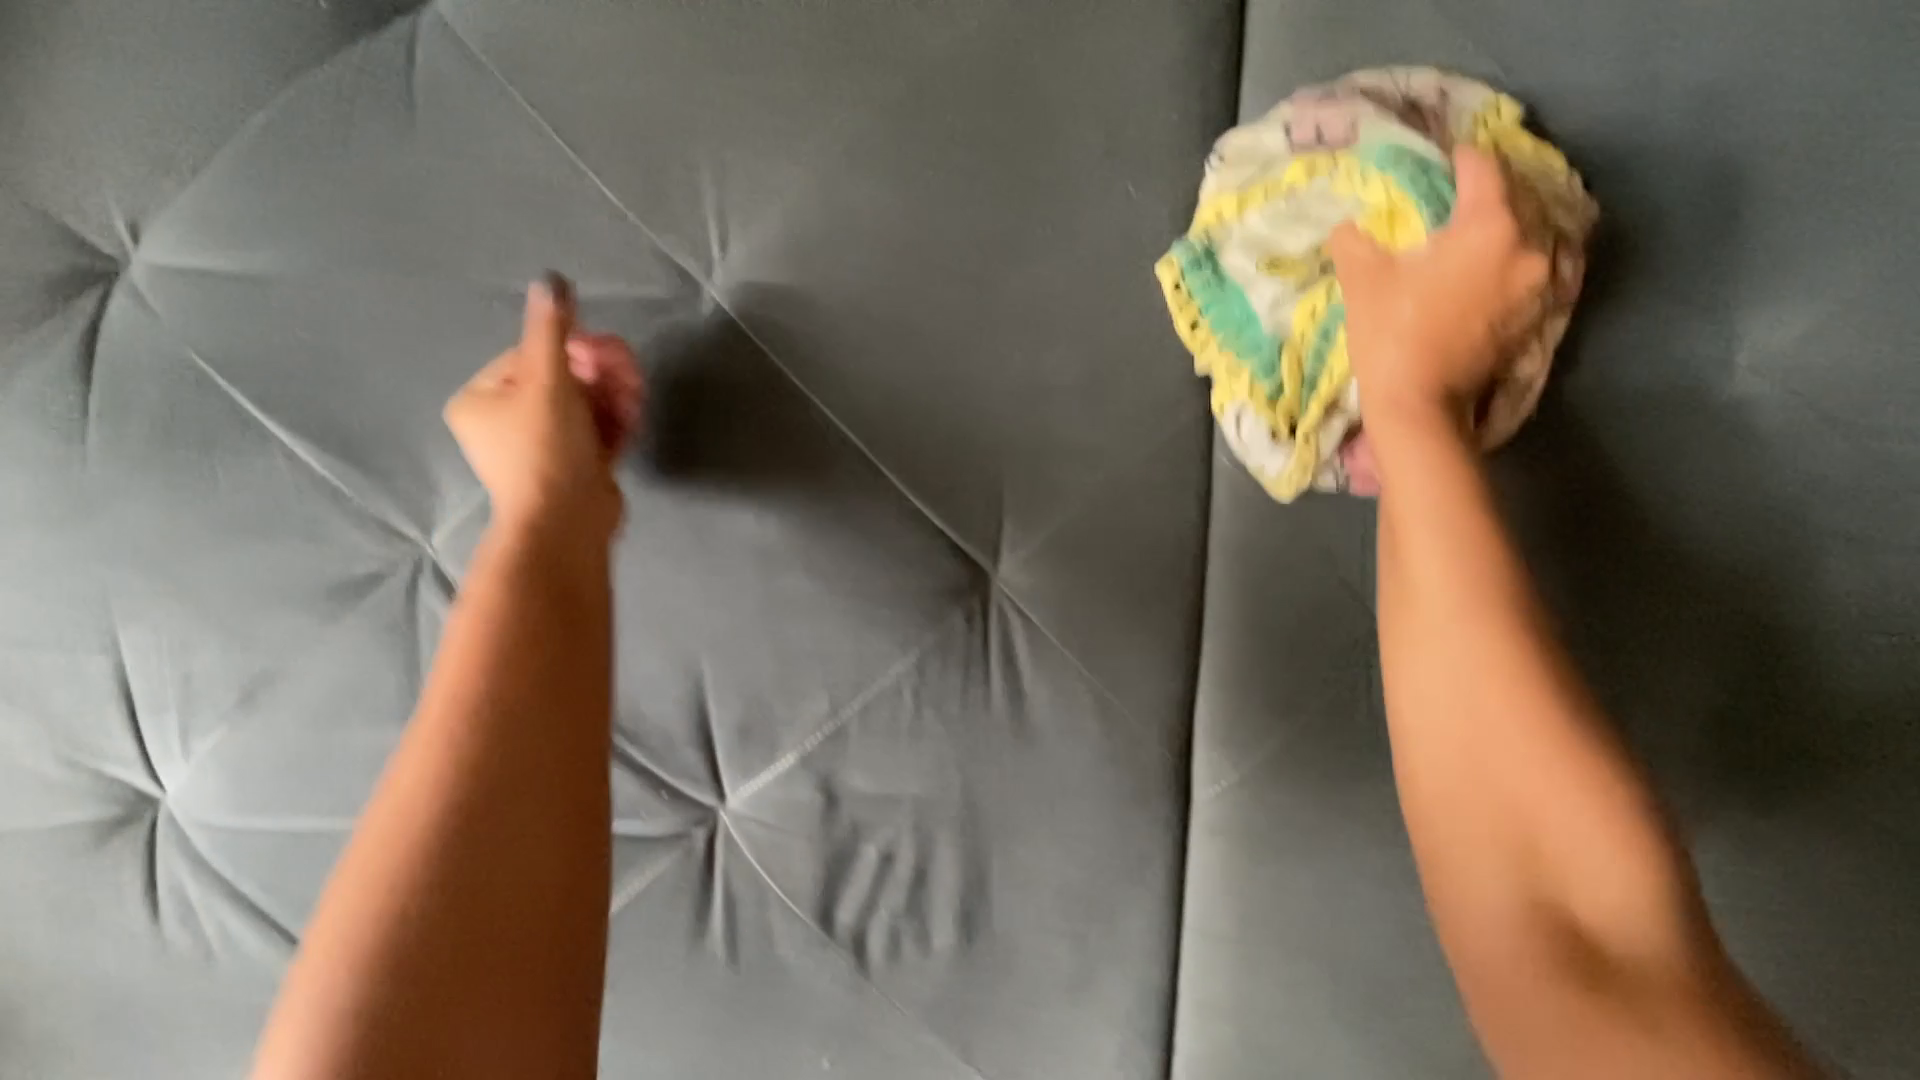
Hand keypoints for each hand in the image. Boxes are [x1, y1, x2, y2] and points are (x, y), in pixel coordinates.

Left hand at [444, 275, 643, 539]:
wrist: (568, 523)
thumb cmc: (547, 449)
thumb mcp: (548, 380)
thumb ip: (552, 329)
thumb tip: (550, 279)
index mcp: (481, 399)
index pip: (533, 356)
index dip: (576, 351)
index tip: (609, 354)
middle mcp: (505, 422)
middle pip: (563, 380)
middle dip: (602, 375)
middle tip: (631, 376)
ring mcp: (542, 447)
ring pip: (584, 405)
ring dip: (615, 397)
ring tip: (635, 403)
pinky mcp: (574, 466)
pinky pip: (595, 431)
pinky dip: (616, 422)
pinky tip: (633, 420)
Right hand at [1329, 146, 1548, 436]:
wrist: (1418, 405)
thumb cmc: (1390, 334)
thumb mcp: (1362, 279)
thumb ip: (1355, 240)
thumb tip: (1348, 228)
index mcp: (1490, 226)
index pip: (1483, 170)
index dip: (1460, 158)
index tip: (1445, 157)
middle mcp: (1530, 246)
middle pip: (1520, 197)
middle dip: (1493, 190)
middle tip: (1464, 192)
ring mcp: (1542, 284)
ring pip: (1539, 233)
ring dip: (1515, 224)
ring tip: (1489, 227)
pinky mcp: (1540, 315)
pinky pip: (1544, 268)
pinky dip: (1526, 258)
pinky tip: (1506, 263)